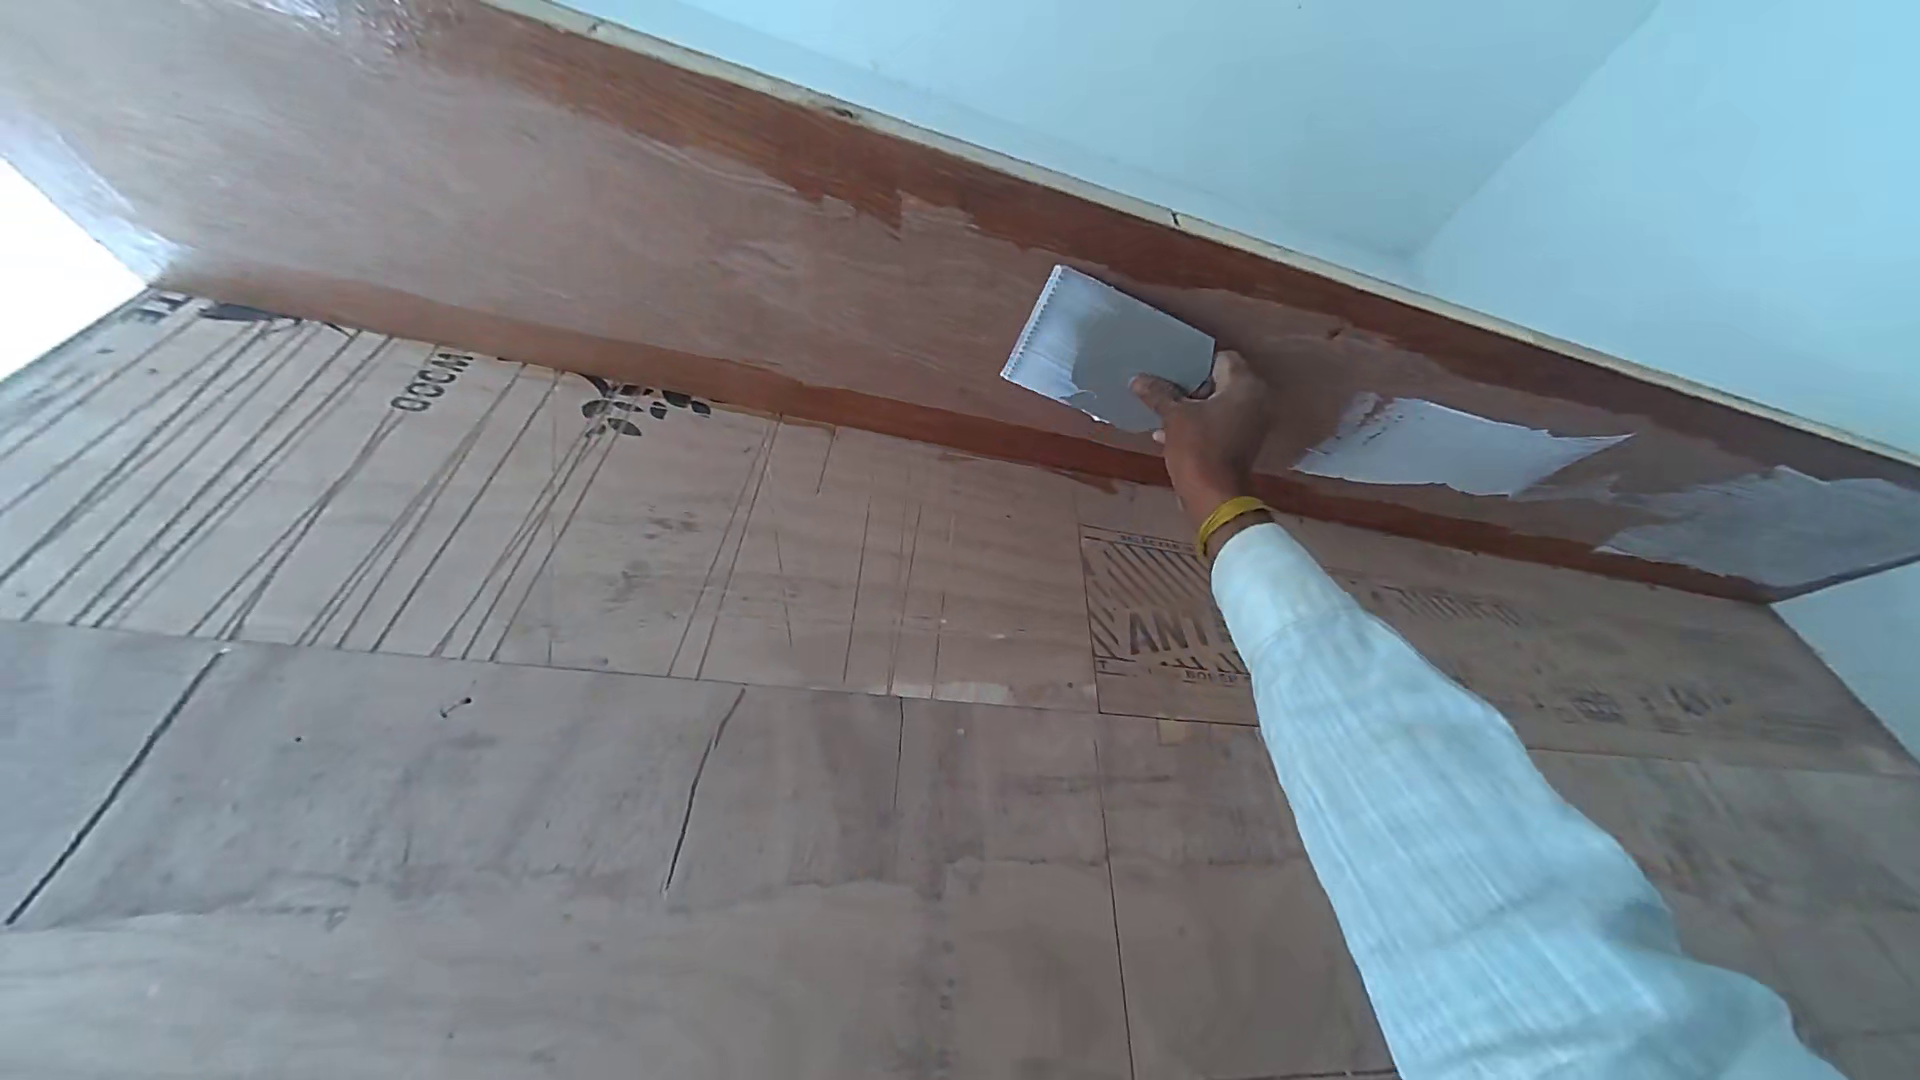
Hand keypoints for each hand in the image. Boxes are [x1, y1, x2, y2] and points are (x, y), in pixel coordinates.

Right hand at [1131, 350, 1271, 532]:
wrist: (1213, 496)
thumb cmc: (1198, 448)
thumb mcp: (1174, 417)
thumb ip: (1158, 394)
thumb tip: (1138, 379)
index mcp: (1245, 386)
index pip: (1222, 359)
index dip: (1195, 363)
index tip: (1171, 370)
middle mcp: (1256, 401)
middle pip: (1220, 382)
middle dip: (1190, 386)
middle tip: (1163, 388)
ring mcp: (1251, 424)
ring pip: (1217, 405)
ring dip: (1191, 407)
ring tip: (1162, 410)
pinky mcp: (1241, 443)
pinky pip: (1218, 425)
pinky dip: (1198, 425)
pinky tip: (1167, 433)